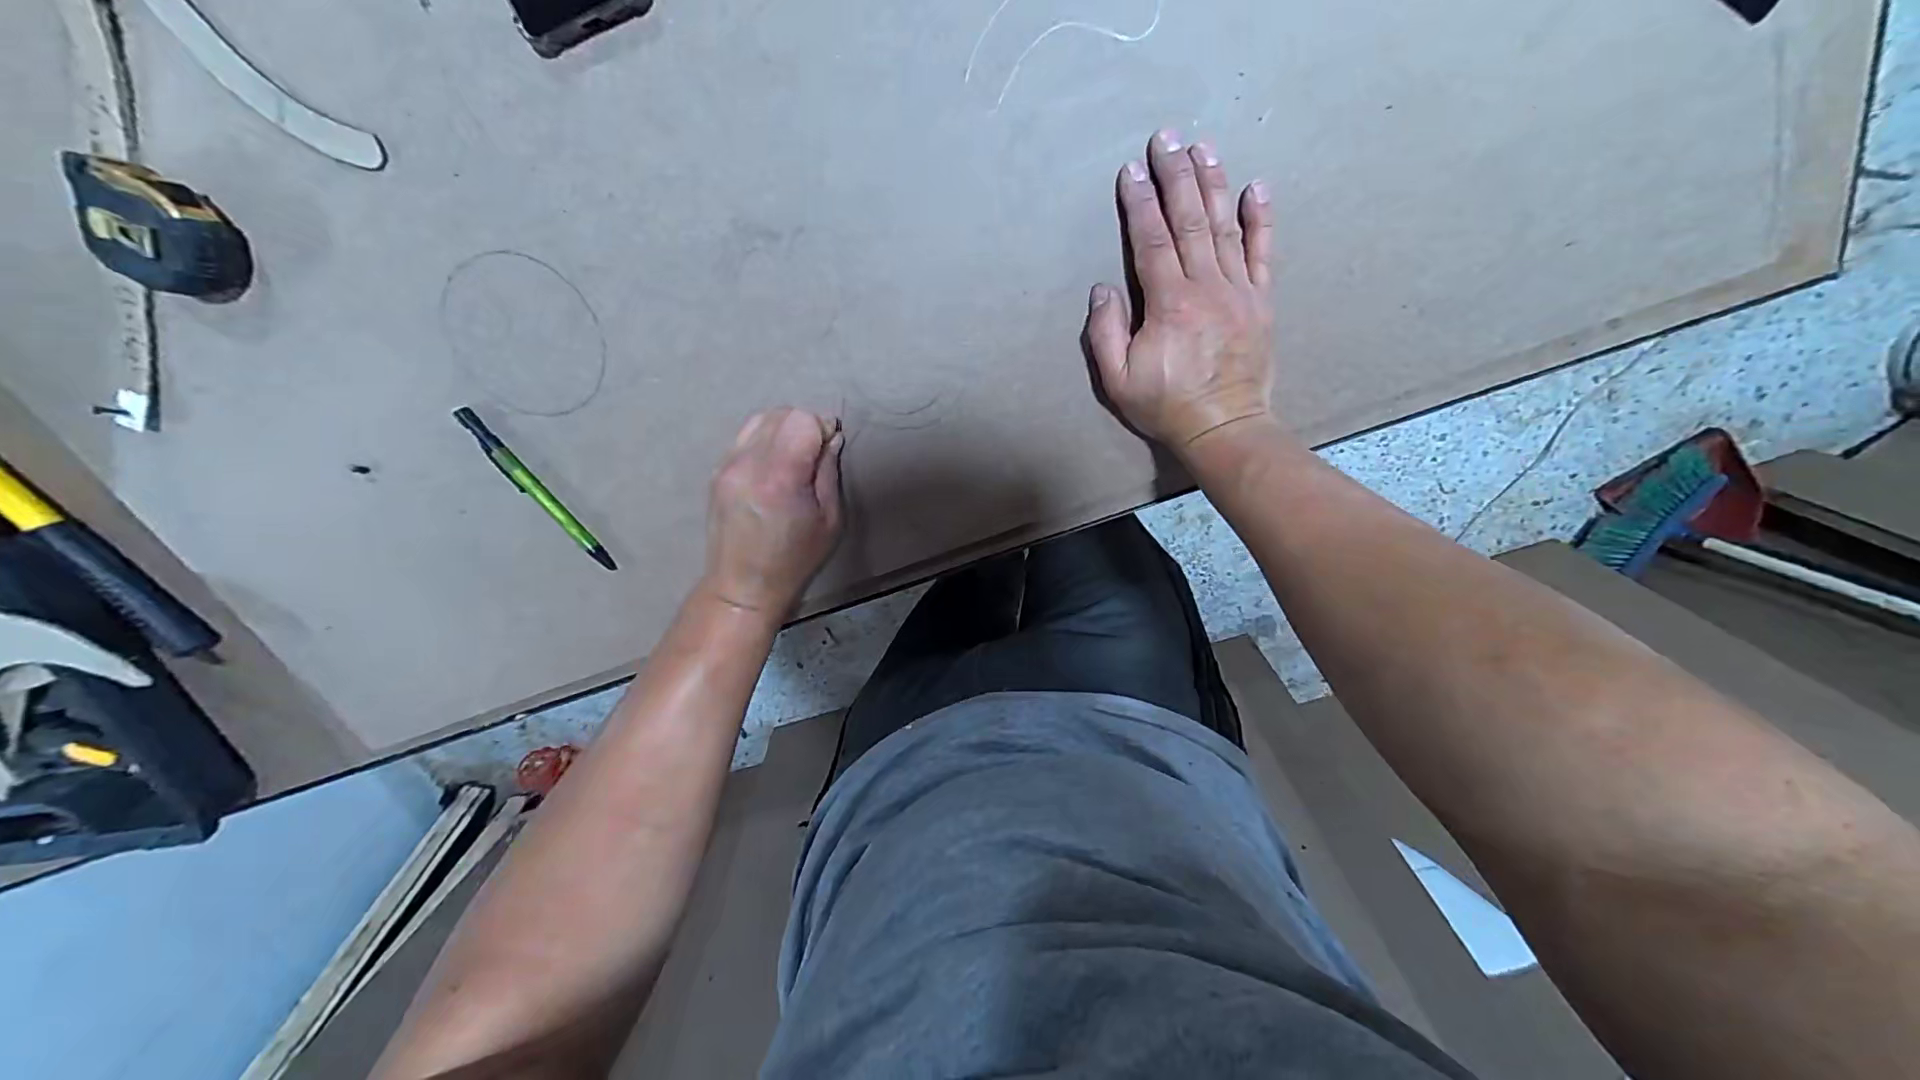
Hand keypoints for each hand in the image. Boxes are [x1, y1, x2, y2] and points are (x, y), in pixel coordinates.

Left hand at [702, 407, 844, 617]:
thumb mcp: (830, 520)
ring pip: (761, 419)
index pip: (802, 419)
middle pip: (782, 413)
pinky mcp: (717, 470)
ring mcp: (727, 465)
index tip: (828, 450)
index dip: (822, 428)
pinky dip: (764, 440)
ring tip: (793, 459)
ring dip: (783, 429)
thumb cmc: (794, 559)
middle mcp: (748, 463)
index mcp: (779, 477)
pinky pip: (744, 436)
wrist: (743, 585)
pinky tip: (772, 467)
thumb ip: (829, 472)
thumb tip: (831, 438)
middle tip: (813, 456)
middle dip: (804, 426)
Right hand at [1085, 130, 1278, 452]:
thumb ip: (1105, 333)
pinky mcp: (1260, 300)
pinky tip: (1255, 187)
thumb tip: (1102, 288)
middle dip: (1175, 176)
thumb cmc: (1166, 406)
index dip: (1139, 204)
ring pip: (1224, 226)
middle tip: (1166, 138)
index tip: (1130, 170)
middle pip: (1189, 220)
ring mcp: (1239, 290)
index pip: (1152, 241)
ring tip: (1203, 147)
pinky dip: (1260, 218)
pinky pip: (1261, 252)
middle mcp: (1206, 287)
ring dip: (1212, 183)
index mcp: (1169, 304)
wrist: (1225, 427)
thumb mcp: (1118, 381)